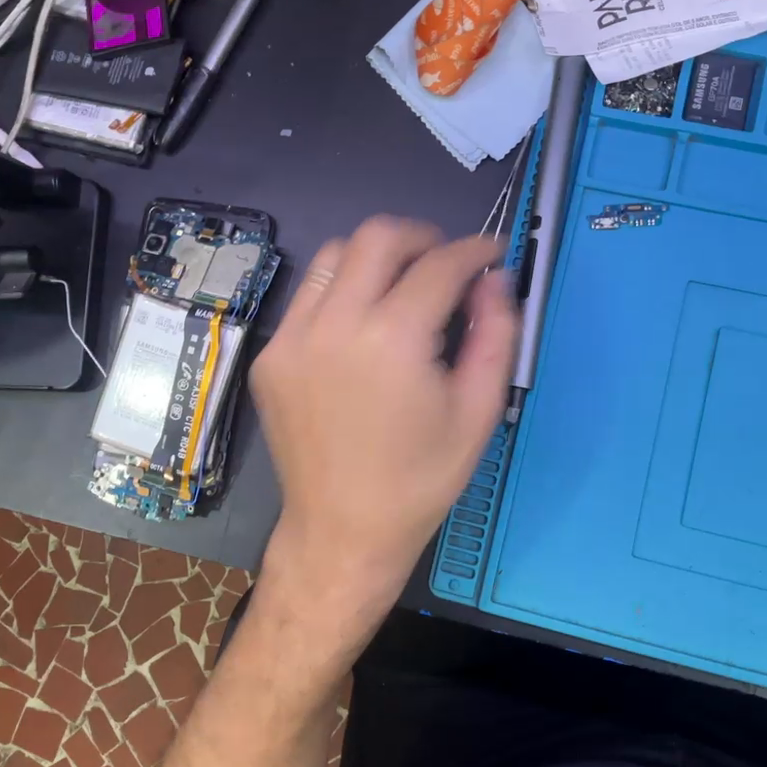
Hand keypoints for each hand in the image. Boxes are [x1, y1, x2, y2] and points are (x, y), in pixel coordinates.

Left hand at [251, 217, 515, 647]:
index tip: (491, 253)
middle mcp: (335, 324)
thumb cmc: (420, 479)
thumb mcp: (478, 411)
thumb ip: (495, 334)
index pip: (439, 264)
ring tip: (403, 286)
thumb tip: (495, 279)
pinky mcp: (271, 356)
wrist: (343, 530)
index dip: (474, 250)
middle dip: (422, 236)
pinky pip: (309, 296)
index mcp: (393, 340)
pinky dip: (342, 291)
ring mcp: (293, 337)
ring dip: (375, 256)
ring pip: (334, 255)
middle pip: (377, 236)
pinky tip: (363, 325)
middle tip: (446, 263)